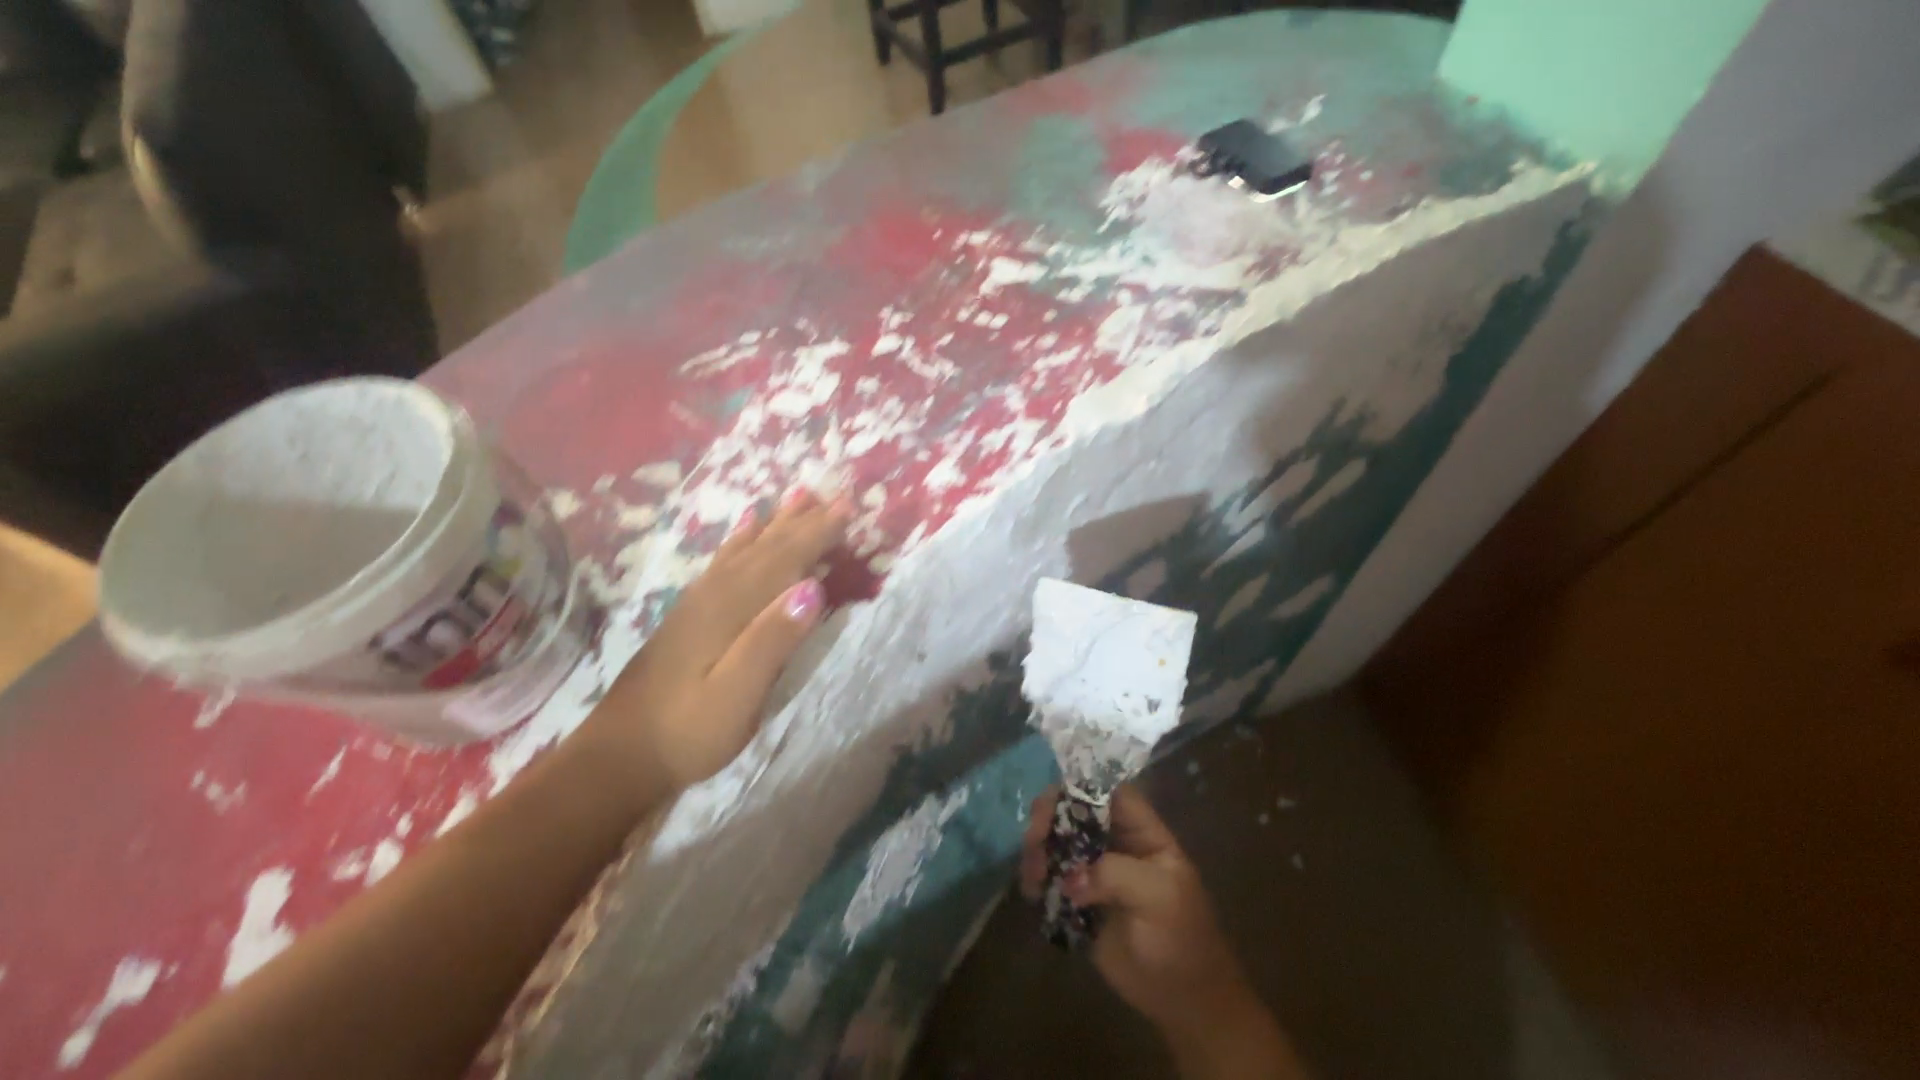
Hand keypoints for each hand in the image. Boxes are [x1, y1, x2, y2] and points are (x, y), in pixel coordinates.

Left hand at [579, 489, 849, 792]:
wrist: (620, 754)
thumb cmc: (687, 731)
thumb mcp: (736, 696)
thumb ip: (772, 641)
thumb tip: (812, 588)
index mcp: (730, 610)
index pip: (782, 560)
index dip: (816, 534)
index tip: (849, 508)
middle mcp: (713, 595)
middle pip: (764, 548)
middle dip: (801, 522)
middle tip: (835, 495)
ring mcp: (697, 603)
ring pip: (743, 551)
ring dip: (773, 524)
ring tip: (796, 497)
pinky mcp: (688, 617)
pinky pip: (723, 563)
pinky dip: (740, 542)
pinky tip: (744, 532)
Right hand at [1021, 785, 1304, 1079]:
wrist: (1183, 1000)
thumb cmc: (1181, 941)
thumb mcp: (1159, 896)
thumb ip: (1115, 873)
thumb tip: (1068, 878)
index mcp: (1145, 835)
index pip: (1110, 793)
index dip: (1081, 789)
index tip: (1051, 806)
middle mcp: (1117, 845)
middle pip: (1075, 812)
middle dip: (1049, 820)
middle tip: (1034, 844)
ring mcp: (1096, 873)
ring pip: (1057, 843)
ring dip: (1038, 851)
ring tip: (1034, 878)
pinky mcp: (1078, 902)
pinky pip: (1051, 877)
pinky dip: (1036, 878)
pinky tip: (1033, 893)